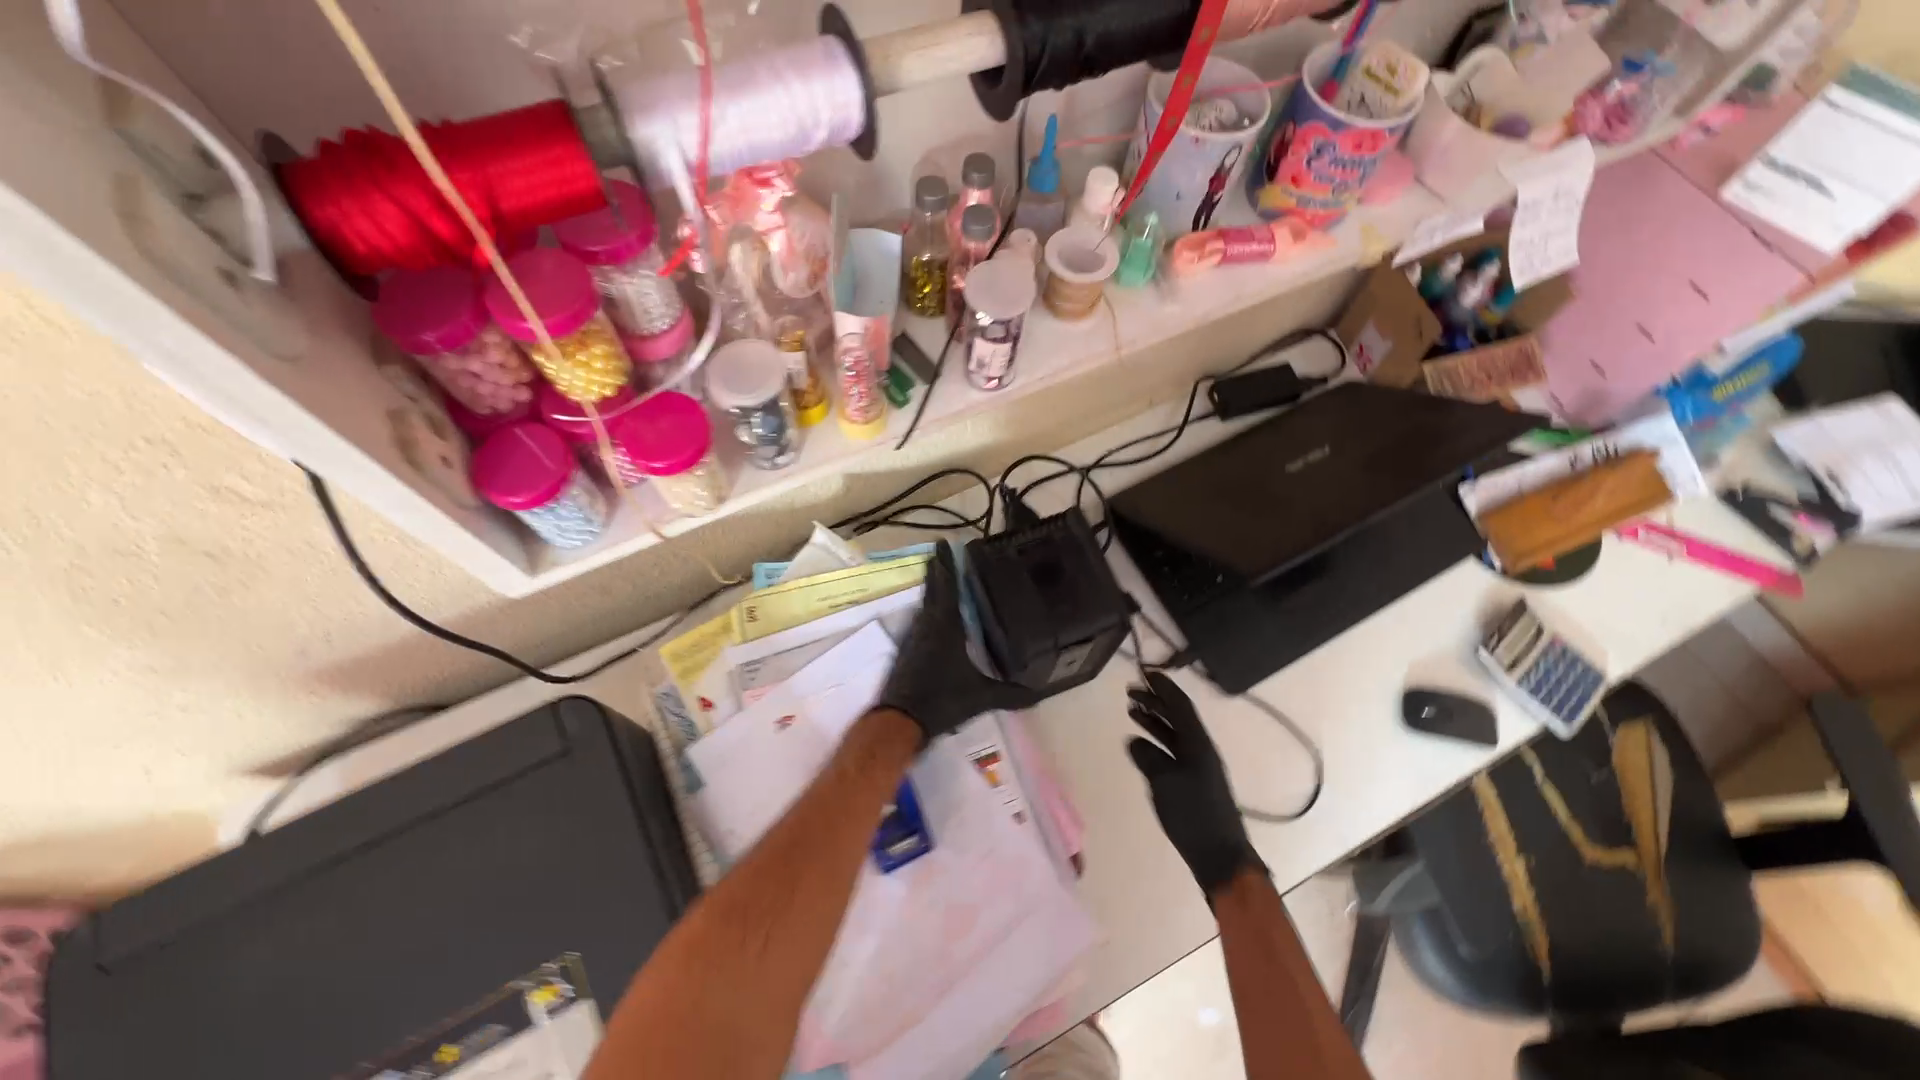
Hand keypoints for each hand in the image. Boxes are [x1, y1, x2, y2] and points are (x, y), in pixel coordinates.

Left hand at [878, 544, 1042, 743]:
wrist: (899, 722)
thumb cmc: (940, 701)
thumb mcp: (980, 698)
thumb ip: (1010, 695)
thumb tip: (1039, 695)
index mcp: (945, 628)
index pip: (947, 588)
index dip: (947, 565)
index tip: (945, 544)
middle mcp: (927, 626)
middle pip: (932, 591)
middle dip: (938, 570)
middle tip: (942, 552)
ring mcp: (914, 639)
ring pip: (925, 606)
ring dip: (933, 590)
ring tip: (942, 578)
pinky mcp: (908, 653)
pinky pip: (922, 621)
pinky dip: (930, 610)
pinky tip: (936, 617)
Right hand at [1126, 672, 1264, 897]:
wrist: (1220, 855)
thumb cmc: (1193, 816)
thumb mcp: (1165, 784)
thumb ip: (1148, 758)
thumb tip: (1135, 741)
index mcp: (1198, 744)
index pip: (1180, 706)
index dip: (1163, 687)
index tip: (1145, 672)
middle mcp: (1200, 750)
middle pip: (1178, 717)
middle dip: (1156, 701)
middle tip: (1131, 690)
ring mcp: (1198, 766)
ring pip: (1175, 734)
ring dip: (1155, 720)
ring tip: (1132, 710)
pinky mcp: (1193, 782)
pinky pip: (1173, 750)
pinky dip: (1156, 741)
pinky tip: (1142, 744)